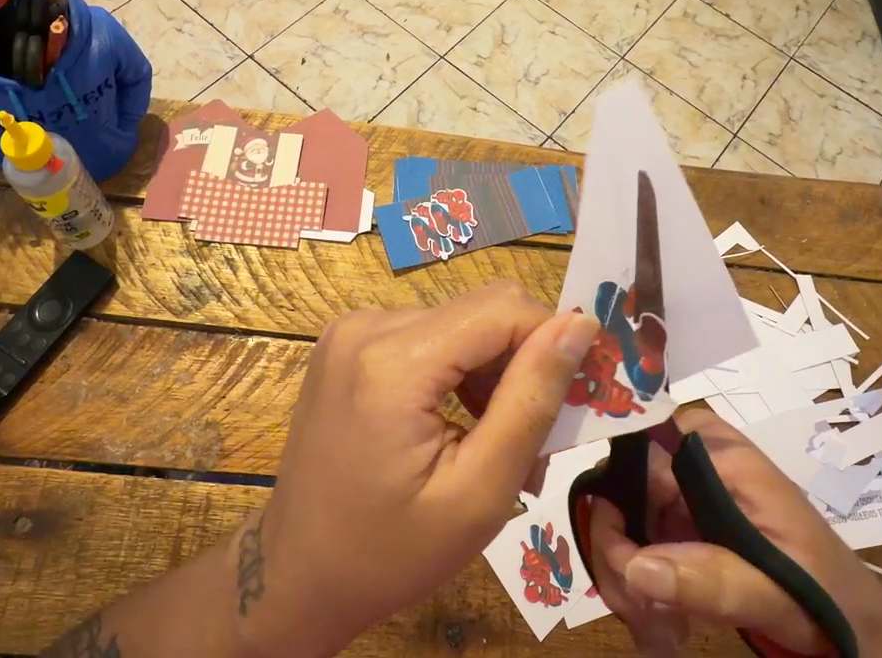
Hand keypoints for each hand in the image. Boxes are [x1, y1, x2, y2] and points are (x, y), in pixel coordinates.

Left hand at [240, 281, 598, 656]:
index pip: (502, 308)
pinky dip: (457, 374)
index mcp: (393, 361)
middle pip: (480, 313)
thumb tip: (580, 325)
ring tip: (498, 445)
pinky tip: (460, 427)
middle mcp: (367, 325)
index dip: (555, 338)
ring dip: (491, 375)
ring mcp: (351, 330)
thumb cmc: (391, 551)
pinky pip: (427, 336)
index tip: (583, 391)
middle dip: (522, 364)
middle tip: (537, 441)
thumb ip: (532, 400)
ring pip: (458, 324)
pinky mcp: (348, 343)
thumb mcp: (480, 491)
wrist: (298, 573)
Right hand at [586, 407, 881, 656]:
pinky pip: (636, 549)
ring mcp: (685, 501)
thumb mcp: (779, 592)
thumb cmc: (829, 597)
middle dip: (613, 544)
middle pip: (623, 481)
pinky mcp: (682, 533)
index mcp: (722, 457)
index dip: (617, 472)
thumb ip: (714, 579)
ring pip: (621, 519)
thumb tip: (635, 566)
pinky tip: (661, 629)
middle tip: (632, 608)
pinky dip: (637, 590)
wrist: (858, 633)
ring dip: (622, 577)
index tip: (615, 537)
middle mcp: (695, 468)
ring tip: (654, 630)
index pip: (646, 428)